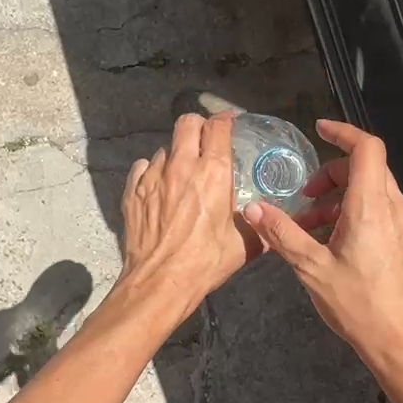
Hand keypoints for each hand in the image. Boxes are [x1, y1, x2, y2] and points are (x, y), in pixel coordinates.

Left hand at [118, 112, 255, 318]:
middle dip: (197, 126)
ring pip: (164, 148)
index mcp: (213, 172)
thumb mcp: (243, 245)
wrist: (160, 281)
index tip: (228, 124)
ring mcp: (153, 177)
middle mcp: (181, 166)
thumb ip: (258, 226)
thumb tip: (270, 224)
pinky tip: (158, 188)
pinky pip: (142, 168)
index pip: (217, 128)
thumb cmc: (204, 263)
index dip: (224, 122)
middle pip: (187, 123)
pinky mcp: (132, 190)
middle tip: (203, 140)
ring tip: (180, 174)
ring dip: (175, 155)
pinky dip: (151, 172)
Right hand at [242, 120, 402, 356]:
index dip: (343, 132)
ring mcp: (402, 225)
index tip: (318, 130)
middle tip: (302, 197)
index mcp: (371, 207)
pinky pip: (376, 211)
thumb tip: (253, 209)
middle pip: (365, 168)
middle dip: (330, 174)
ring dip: (337, 197)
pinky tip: (328, 243)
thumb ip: (282, 233)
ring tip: (307, 226)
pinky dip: (350, 213)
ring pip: (370, 190)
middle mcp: (392, 208)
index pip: (366, 149)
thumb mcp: (311, 268)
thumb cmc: (360, 304)